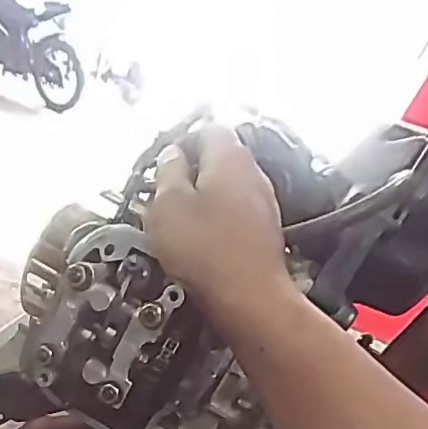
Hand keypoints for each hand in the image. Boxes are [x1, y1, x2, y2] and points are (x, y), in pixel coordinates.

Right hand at [146, 126, 299, 321]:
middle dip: (190, 179)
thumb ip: (166, 174)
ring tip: (181, 231)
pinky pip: (236, 223)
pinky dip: (218, 230)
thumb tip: (170, 157)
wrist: (249, 299)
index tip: (161, 166)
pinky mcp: (265, 237)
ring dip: (204, 207)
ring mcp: (264, 207)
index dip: (179, 144)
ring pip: (227, 194)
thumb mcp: (168, 207)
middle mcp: (253, 175)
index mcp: (229, 157)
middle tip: (166, 202)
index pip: (205, 129)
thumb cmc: (208, 253)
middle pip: (218, 162)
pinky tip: (203, 251)